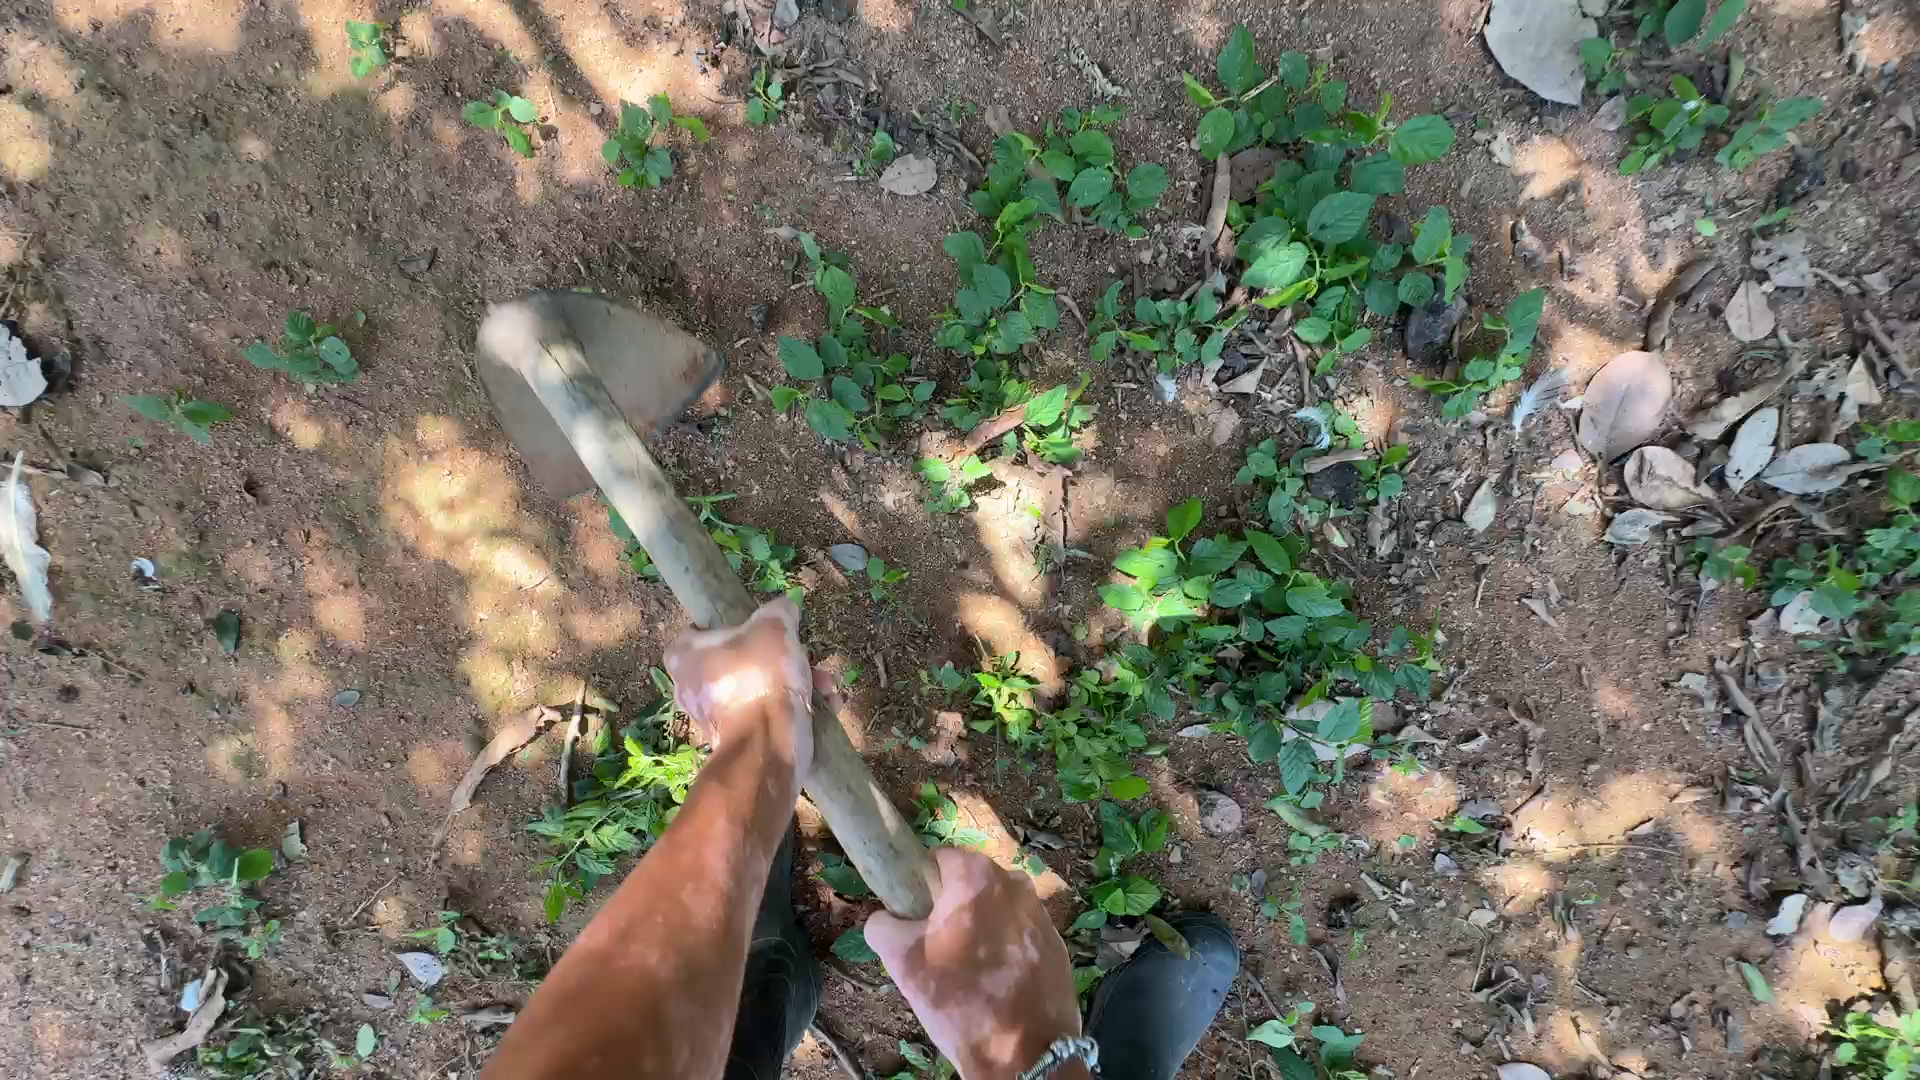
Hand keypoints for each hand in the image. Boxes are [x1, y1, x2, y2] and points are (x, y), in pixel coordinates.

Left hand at [663, 596, 812, 791]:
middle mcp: (691, 686)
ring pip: (760, 685)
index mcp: (685, 656)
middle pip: (742, 658)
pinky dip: (795, 706)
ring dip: (797, 681)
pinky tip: (824, 704)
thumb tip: (785, 608)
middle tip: (805, 657)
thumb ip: (780, 610)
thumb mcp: (775, 626)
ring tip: (825, 685)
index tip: (761, 627)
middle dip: (783, 657)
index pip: (702, 629)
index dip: (734, 624)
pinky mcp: (740, 737)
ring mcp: (715, 716)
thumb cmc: (760, 677)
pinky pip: (768, 711)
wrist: (768, 744)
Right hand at [866, 848, 1080, 1078]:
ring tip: (969, 969)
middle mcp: (1013, 880)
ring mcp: (1040, 910)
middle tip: (939, 949)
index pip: (938, 860)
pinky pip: (1020, 932)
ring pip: (996, 907)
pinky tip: (997, 980)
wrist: (1025, 1056)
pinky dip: (1006, 947)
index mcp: (976, 874)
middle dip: (953, 909)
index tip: (917, 918)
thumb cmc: (960, 1000)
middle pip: (969, 883)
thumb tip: (885, 917)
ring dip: (981, 927)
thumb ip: (883, 925)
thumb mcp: (903, 962)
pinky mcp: (1056, 940)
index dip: (922, 887)